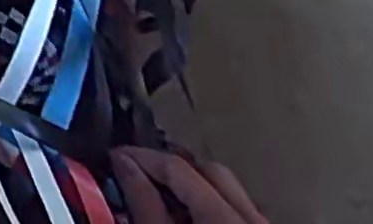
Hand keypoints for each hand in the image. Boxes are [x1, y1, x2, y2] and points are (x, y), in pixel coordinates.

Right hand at [111, 148, 268, 223]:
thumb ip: (143, 201)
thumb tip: (123, 161)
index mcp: (227, 218)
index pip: (177, 165)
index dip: (140, 155)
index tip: (116, 156)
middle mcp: (256, 220)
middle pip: (211, 170)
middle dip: (172, 165)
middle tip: (140, 172)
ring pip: (231, 191)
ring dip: (194, 185)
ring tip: (165, 196)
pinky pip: (242, 211)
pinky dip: (214, 205)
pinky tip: (192, 216)